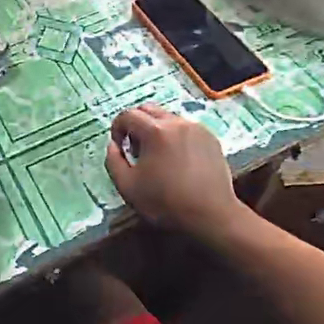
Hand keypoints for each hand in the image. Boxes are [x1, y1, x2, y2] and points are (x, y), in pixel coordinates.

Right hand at [104, 105, 247, 235]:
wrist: (210, 214)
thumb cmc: (165, 202)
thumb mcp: (128, 187)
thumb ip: (113, 161)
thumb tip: (113, 144)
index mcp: (155, 131)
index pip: (128, 115)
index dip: (117, 128)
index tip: (119, 146)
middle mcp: (177, 122)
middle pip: (148, 109)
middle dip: (136, 124)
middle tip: (135, 148)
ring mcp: (197, 129)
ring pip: (169, 118)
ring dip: (156, 130)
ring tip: (158, 156)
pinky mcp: (211, 138)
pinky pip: (186, 128)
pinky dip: (175, 136)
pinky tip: (178, 160)